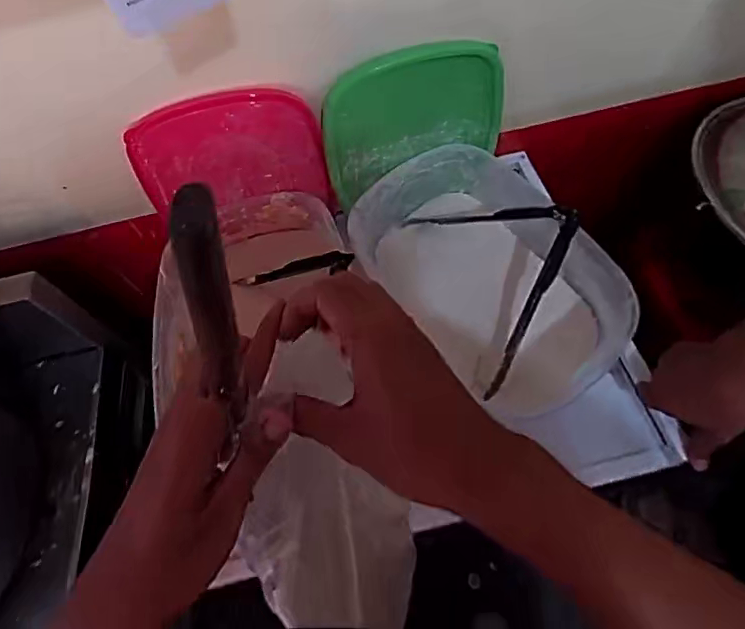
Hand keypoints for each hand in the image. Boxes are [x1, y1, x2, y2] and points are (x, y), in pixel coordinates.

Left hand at [55, 302, 291, 628]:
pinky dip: (227, 401)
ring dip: (238, 376)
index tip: (278, 313)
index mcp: (194, 430)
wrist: (120, 590)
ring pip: (207, 384)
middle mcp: (179, 420)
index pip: (229, 370)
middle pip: (214, 365)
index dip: (257, 341)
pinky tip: (246, 423)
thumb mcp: (224, 513)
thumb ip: (252, 456)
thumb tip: (283, 406)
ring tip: (273, 381)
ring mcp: (171, 431)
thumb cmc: (173, 557)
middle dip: (247, 352)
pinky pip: (201, 406)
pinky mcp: (169, 446)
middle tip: (285, 351)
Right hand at [275, 272, 532, 518]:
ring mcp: (407, 330)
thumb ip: (306, 415)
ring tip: (314, 340)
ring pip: (364, 292)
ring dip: (334, 305)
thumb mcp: (351, 438)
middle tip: (292, 334)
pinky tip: (345, 354)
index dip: (296, 305)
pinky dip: (354, 316)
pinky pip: (379, 309)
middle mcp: (390, 321)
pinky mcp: (417, 343)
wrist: (476, 462)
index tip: (281, 337)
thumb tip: (268, 407)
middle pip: (344, 283)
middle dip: (312, 300)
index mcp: (371, 334)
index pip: (326, 291)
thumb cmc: (413, 450)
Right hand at [641, 337, 744, 468]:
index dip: (658, 404)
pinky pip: (684, 359)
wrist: (740, 367)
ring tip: (707, 390)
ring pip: (672, 371)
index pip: (646, 398)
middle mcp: (659, 373)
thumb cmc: (724, 405)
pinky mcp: (686, 344)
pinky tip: (713, 374)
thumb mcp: (718, 434)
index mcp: (660, 395)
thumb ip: (701, 448)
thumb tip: (695, 464)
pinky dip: (693, 366)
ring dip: (683, 379)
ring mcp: (671, 356)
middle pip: (659, 384)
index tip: (673, 412)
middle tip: (694, 406)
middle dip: (673, 393)